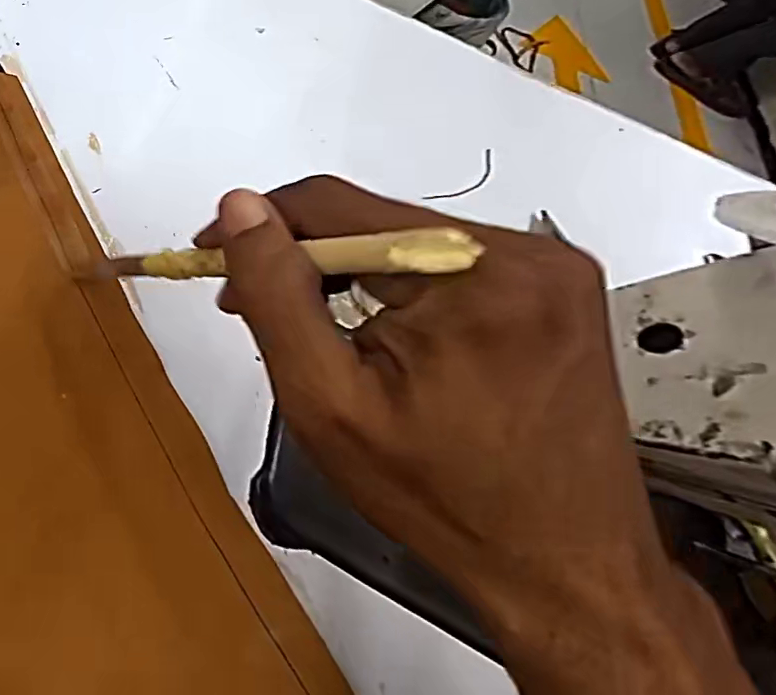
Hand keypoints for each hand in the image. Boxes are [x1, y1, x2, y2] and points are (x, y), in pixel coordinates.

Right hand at [199, 177, 753, 693]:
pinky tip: (359, 323)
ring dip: (332, 269)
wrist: (564, 569)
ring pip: (390, 236)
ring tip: (301, 322)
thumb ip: (275, 292)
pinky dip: (377, 282)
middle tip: (248, 303)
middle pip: (363, 219)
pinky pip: (428, 257)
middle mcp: (525, 254)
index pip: (331, 205)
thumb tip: (240, 206)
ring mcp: (543, 267)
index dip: (256, 223)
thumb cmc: (439, 495)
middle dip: (293, 256)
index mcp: (477, 276)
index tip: (211, 253)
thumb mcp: (326, 398)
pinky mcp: (545, 286)